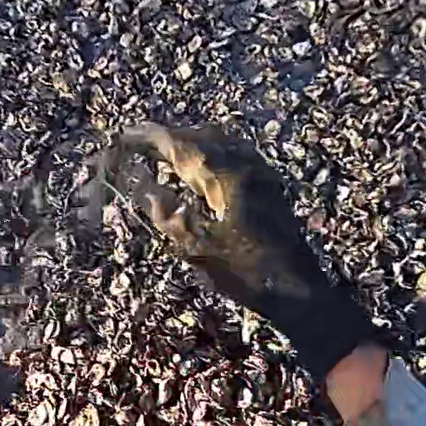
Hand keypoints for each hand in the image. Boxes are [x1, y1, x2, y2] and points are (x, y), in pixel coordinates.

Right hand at [107, 124, 378, 384]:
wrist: (299, 291)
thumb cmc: (246, 273)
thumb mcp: (197, 249)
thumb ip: (168, 216)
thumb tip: (145, 189)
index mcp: (226, 178)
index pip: (181, 146)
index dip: (151, 137)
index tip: (126, 134)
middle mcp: (244, 166)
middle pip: (200, 137)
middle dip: (167, 136)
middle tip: (139, 141)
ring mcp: (259, 173)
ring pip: (217, 142)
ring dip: (187, 142)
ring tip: (162, 151)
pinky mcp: (266, 184)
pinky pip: (230, 154)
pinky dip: (206, 152)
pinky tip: (197, 167)